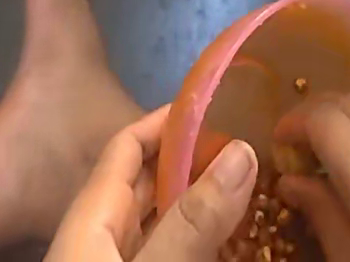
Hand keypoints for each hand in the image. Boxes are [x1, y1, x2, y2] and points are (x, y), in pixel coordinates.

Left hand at [45, 105, 259, 261]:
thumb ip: (190, 223)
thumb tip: (243, 148)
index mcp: (89, 221)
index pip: (129, 144)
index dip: (171, 118)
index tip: (224, 102)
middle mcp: (101, 243)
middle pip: (151, 183)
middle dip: (200, 160)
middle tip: (257, 145)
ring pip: (166, 226)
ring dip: (207, 206)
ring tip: (260, 186)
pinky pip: (176, 256)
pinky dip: (206, 245)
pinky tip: (243, 240)